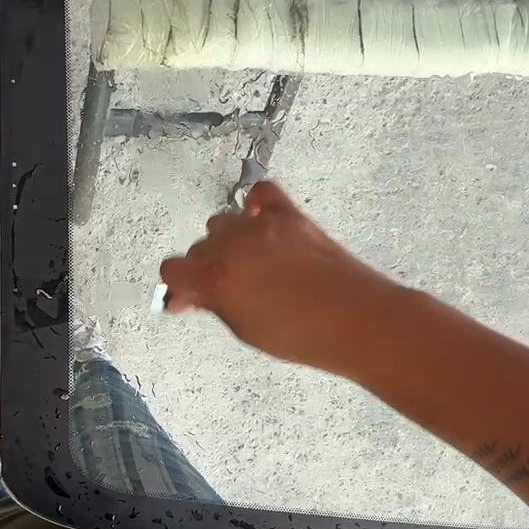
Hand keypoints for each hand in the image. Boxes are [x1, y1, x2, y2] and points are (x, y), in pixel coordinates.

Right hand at [160, 181, 395, 374]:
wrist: (356, 320)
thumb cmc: (301, 336)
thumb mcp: (244, 329)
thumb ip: (212, 305)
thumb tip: (188, 296)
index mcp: (216, 279)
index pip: (172, 269)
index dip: (177, 285)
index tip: (187, 298)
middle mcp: (233, 246)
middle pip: (198, 247)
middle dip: (201, 268)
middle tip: (218, 289)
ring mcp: (262, 226)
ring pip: (223, 222)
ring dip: (225, 240)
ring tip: (244, 262)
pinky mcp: (290, 216)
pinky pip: (262, 193)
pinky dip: (254, 203)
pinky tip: (257, 220)